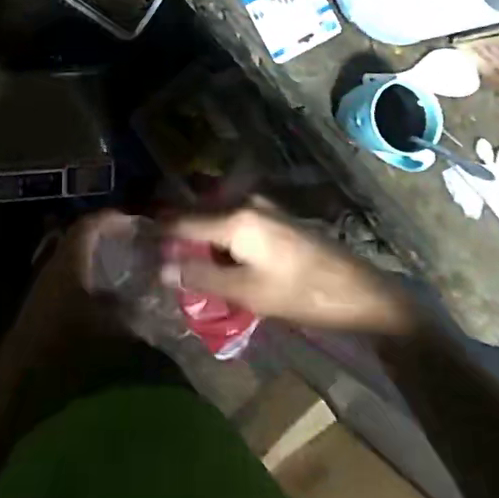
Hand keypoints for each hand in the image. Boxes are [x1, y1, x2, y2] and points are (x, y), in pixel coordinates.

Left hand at [5, 210, 139, 354]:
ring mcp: (47, 281)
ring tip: (123, 262)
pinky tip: (104, 290)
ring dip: (96, 253)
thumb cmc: (66, 342)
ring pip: (73, 255)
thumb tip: (153, 300)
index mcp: (70, 261)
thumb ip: (133, 311)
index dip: (111, 219)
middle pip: (80, 237)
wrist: (24, 371)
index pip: (88, 225)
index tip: (133, 222)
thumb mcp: (108, 327)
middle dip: (106, 234)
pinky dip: (88, 271)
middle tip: (131, 240)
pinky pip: (69, 272)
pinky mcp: (44, 299)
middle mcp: (56, 264)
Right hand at [161, 204, 415, 334]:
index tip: (135, 245)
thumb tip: (161, 268)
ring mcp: (263, 208)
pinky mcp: (275, 219)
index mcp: (235, 218)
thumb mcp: (248, 293)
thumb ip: (201, 278)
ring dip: (199, 240)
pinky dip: (219, 240)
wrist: (363, 293)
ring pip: (215, 219)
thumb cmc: (303, 294)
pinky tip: (216, 263)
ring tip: (183, 266)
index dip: (156, 234)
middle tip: (156, 260)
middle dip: (176, 236)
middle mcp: (245, 202)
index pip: (181, 221)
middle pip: (197, 215)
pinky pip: (233, 223)